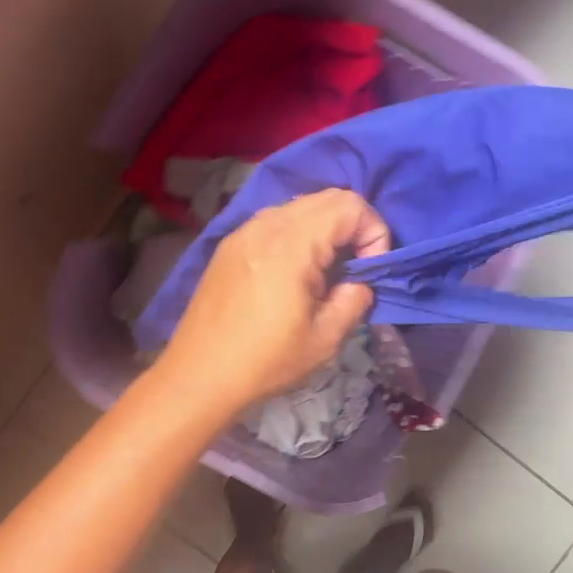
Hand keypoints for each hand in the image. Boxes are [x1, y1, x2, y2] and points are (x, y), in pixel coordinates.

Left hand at [152, 189, 390, 414]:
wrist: (198, 375)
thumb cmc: (264, 361)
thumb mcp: (324, 340)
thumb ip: (354, 300)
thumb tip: (361, 281)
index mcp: (292, 244)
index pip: (350, 205)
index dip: (374, 232)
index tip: (370, 272)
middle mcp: (266, 225)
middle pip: (327, 197)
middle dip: (352, 228)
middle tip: (353, 271)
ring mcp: (243, 231)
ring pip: (299, 206)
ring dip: (324, 230)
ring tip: (323, 275)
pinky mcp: (229, 245)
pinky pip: (274, 221)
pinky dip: (297, 235)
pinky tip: (293, 276)